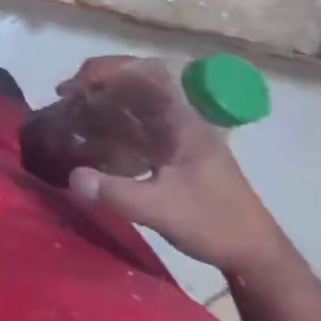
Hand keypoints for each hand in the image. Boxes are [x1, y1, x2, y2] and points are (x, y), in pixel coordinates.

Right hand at [62, 57, 286, 273]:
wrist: (253, 251)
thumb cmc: (215, 222)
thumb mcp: (164, 210)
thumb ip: (119, 194)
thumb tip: (73, 176)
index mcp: (182, 119)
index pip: (146, 73)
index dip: (110, 69)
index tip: (77, 84)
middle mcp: (180, 118)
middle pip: (137, 82)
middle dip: (100, 82)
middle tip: (67, 96)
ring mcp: (178, 135)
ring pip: (136, 104)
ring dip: (105, 101)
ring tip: (73, 112)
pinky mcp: (174, 153)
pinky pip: (138, 126)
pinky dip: (113, 124)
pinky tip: (94, 141)